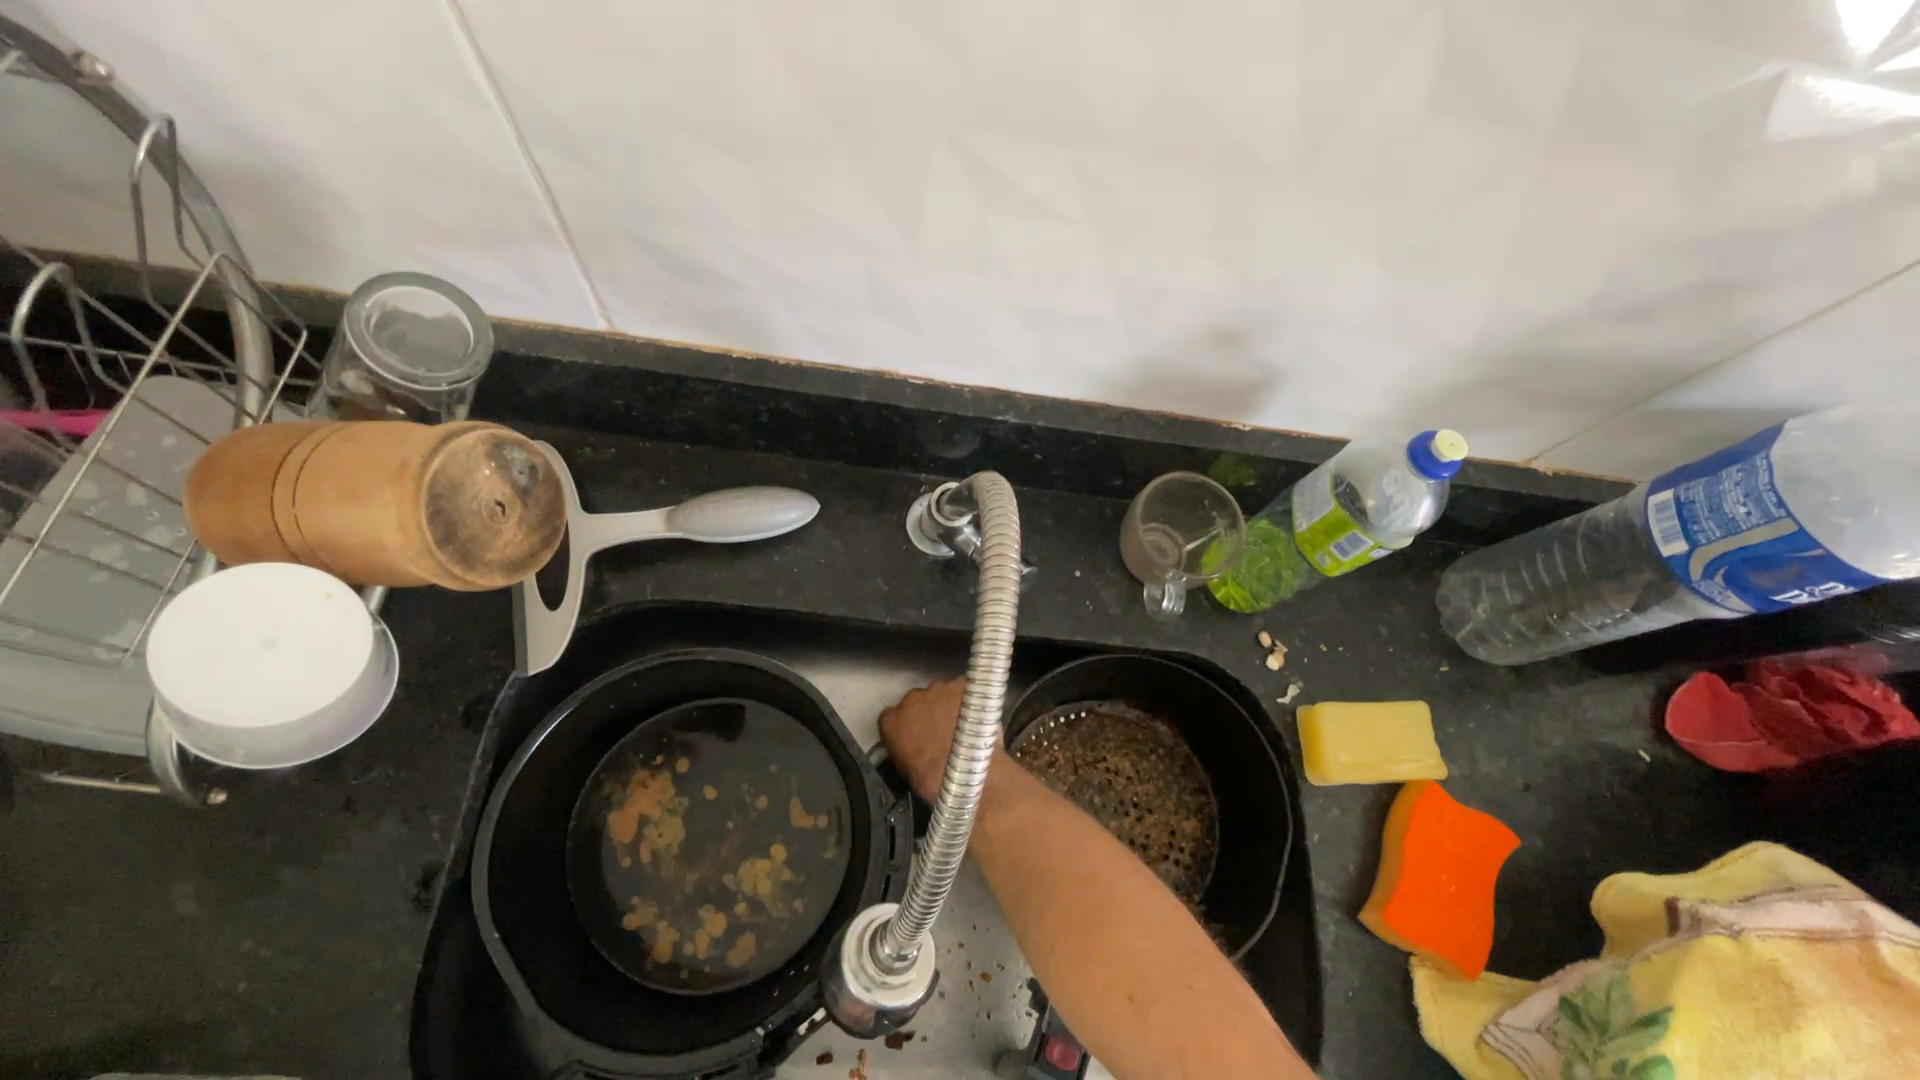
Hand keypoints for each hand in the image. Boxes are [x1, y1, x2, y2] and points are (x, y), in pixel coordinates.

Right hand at [878, 678, 996, 803]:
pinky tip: (975, 712)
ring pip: (940, 692)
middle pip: (916, 700)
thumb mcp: (905, 768)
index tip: (914, 734)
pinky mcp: (961, 686)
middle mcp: (910, 699)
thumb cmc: (932, 779)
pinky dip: (967, 698)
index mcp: (891, 721)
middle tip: (939, 728)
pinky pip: (963, 688)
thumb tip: (909, 746)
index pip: (891, 716)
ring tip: (960, 720)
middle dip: (926, 711)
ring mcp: (937, 690)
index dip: (905, 724)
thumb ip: (902, 749)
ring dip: (946, 703)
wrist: (965, 770)